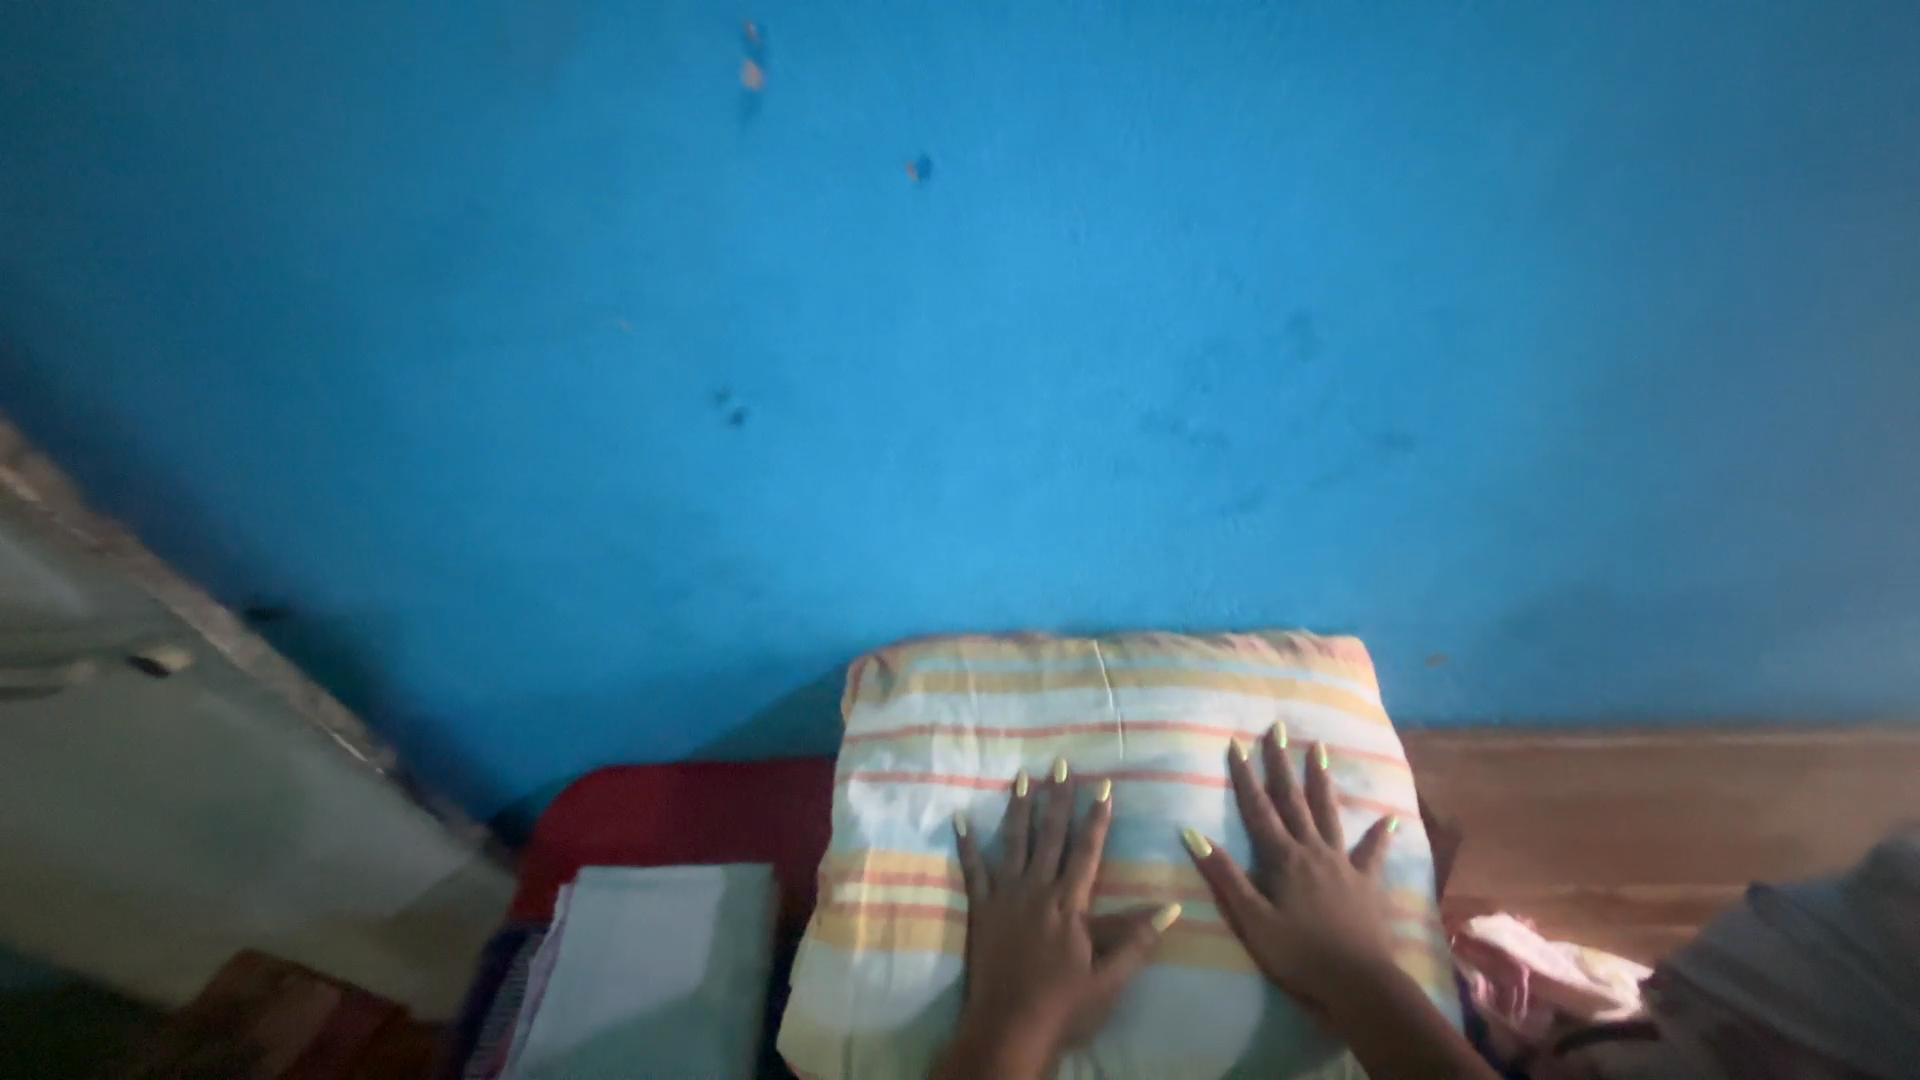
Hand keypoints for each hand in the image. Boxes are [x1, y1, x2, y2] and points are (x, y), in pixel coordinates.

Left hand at [933, 763, 1180, 1078]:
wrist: (1009, 1029)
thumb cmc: (1064, 1006)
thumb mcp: (1110, 979)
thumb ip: (1137, 939)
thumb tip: (1173, 907)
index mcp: (1070, 903)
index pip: (1087, 851)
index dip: (1096, 818)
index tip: (1103, 786)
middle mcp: (1037, 888)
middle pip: (1050, 836)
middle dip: (1058, 798)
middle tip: (1060, 764)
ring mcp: (1005, 895)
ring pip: (1013, 841)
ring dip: (1019, 807)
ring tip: (1022, 775)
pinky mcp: (981, 907)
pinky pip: (972, 868)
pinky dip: (966, 843)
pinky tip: (960, 817)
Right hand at [1181, 729, 1400, 1012]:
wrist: (1360, 985)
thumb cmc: (1298, 954)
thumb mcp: (1251, 919)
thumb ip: (1224, 875)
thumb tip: (1192, 833)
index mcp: (1283, 858)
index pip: (1258, 809)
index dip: (1245, 776)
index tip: (1237, 743)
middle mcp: (1312, 850)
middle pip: (1293, 800)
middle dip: (1281, 763)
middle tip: (1278, 729)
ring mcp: (1342, 864)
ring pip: (1329, 813)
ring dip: (1322, 780)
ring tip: (1320, 749)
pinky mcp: (1366, 883)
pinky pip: (1373, 853)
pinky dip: (1380, 835)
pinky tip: (1390, 818)